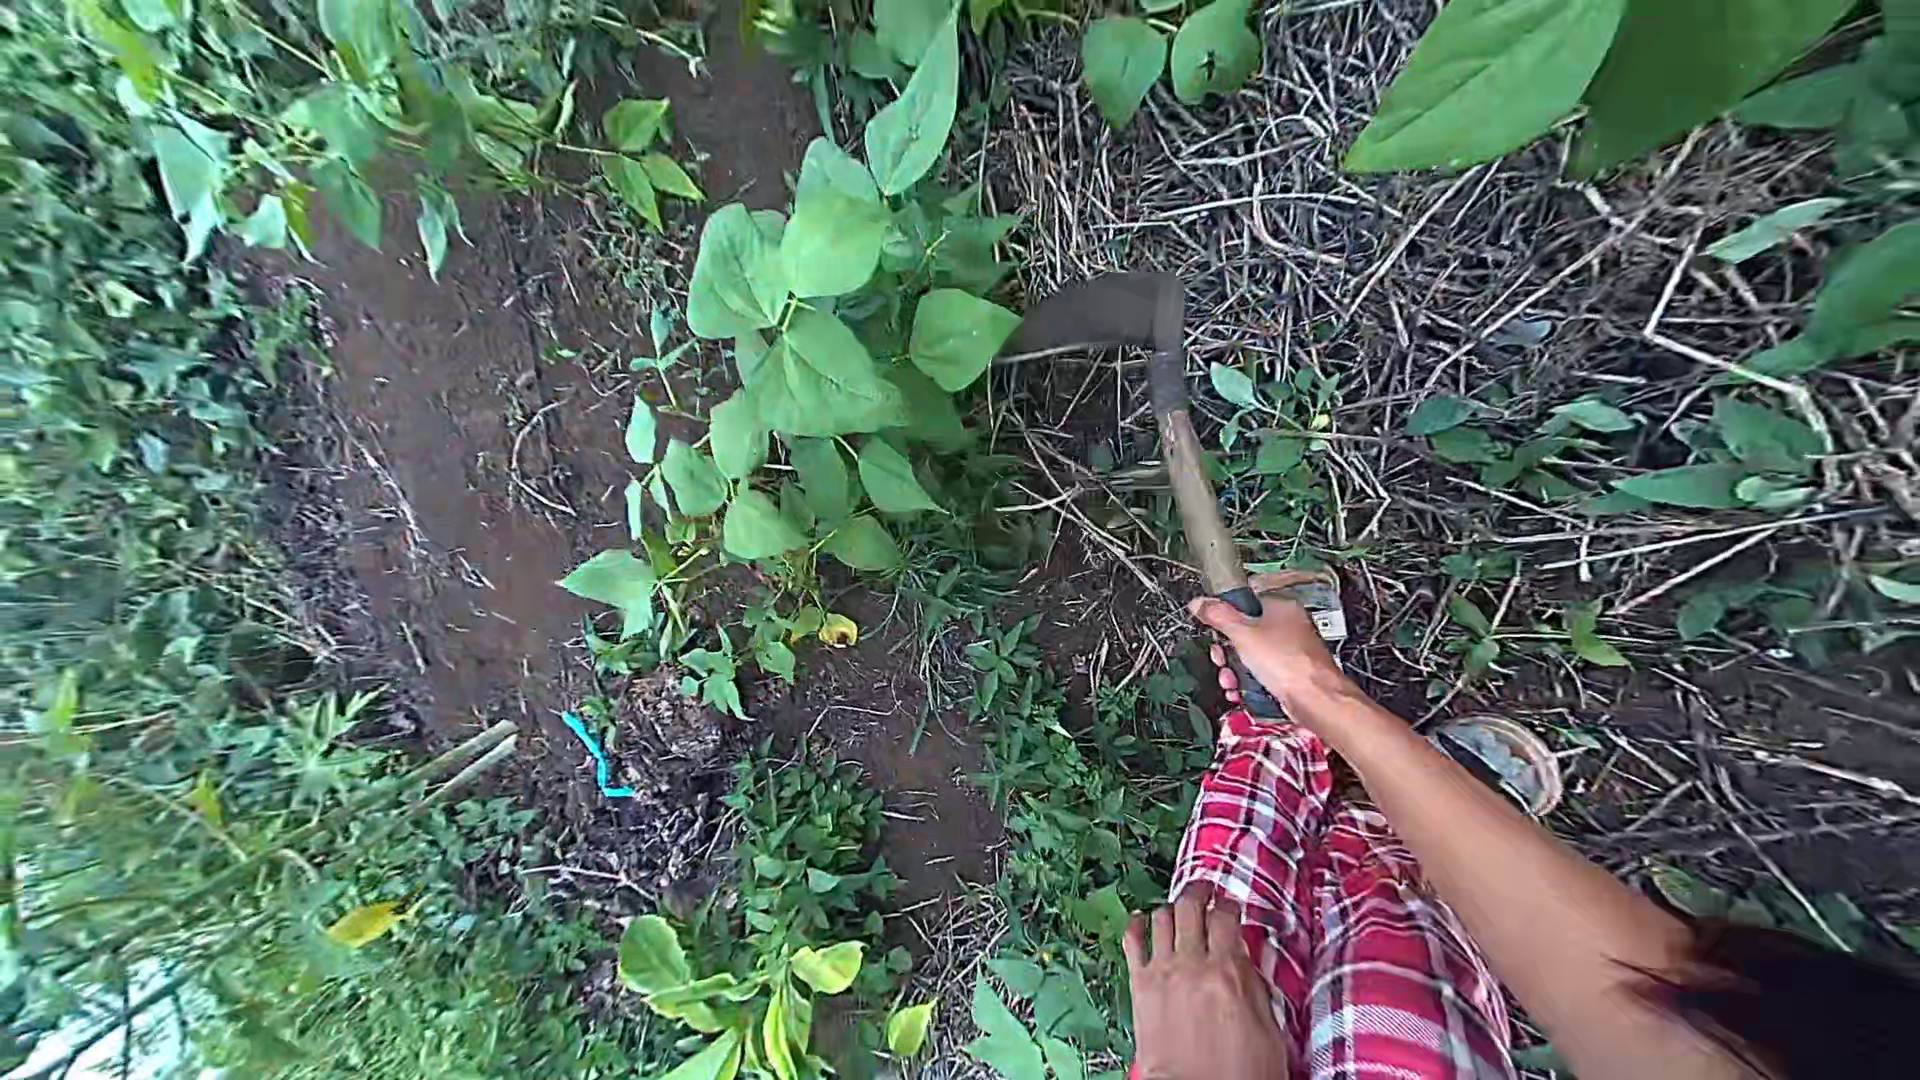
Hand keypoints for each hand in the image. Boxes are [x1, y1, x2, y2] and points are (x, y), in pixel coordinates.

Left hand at [1126, 885, 1288, 1079]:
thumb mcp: (1269, 1039)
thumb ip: (1256, 993)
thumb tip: (1244, 962)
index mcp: (1227, 975)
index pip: (1225, 919)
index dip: (1228, 906)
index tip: (1230, 905)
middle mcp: (1191, 963)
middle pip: (1190, 907)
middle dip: (1199, 892)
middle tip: (1204, 890)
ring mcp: (1162, 970)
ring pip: (1162, 917)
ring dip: (1172, 908)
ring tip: (1179, 909)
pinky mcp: (1139, 983)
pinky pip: (1132, 939)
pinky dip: (1136, 923)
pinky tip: (1142, 919)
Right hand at [1189, 572, 1348, 715]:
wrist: (1317, 700)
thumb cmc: (1287, 662)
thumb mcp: (1242, 634)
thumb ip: (1217, 616)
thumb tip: (1199, 603)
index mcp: (1281, 606)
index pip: (1244, 602)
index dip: (1225, 618)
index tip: (1215, 631)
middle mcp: (1288, 625)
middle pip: (1244, 632)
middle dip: (1227, 651)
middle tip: (1221, 659)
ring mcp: (1290, 651)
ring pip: (1250, 655)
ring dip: (1234, 669)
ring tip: (1231, 680)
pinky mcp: (1289, 673)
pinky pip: (1260, 673)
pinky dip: (1248, 682)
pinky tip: (1241, 691)